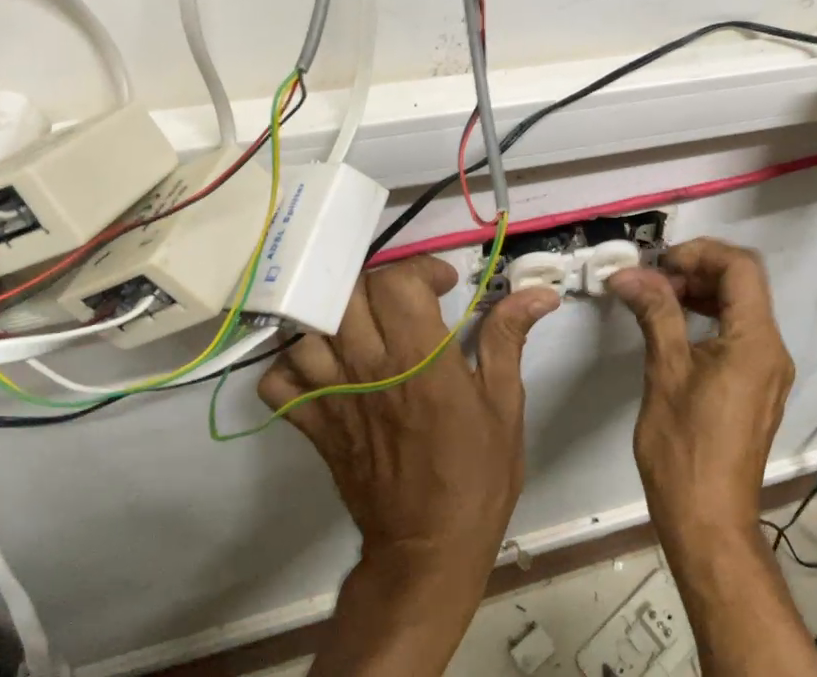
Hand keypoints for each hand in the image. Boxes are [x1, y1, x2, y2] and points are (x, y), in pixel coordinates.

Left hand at [259, 256, 559, 676]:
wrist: (429, 546)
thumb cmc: (477, 474)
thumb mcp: (505, 404)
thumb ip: (508, 340)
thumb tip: (539, 293)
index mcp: (422, 361)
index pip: (396, 284)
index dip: (419, 270)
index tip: (443, 286)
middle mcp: (371, 371)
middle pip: (346, 295)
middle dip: (377, 285)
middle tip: (404, 301)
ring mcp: (334, 398)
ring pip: (306, 330)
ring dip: (333, 317)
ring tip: (362, 328)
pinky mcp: (313, 427)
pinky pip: (277, 380)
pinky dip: (291, 364)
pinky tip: (324, 366)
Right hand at [608, 239, 794, 549]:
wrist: (708, 520)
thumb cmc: (685, 448)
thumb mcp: (665, 373)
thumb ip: (656, 313)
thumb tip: (631, 274)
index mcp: (756, 340)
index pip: (740, 267)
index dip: (700, 252)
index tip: (659, 262)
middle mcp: (773, 349)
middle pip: (744, 284)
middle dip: (698, 270)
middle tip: (653, 280)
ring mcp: (769, 371)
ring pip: (742, 309)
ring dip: (703, 294)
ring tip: (657, 299)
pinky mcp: (758, 388)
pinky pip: (740, 336)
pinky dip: (710, 321)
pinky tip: (674, 328)